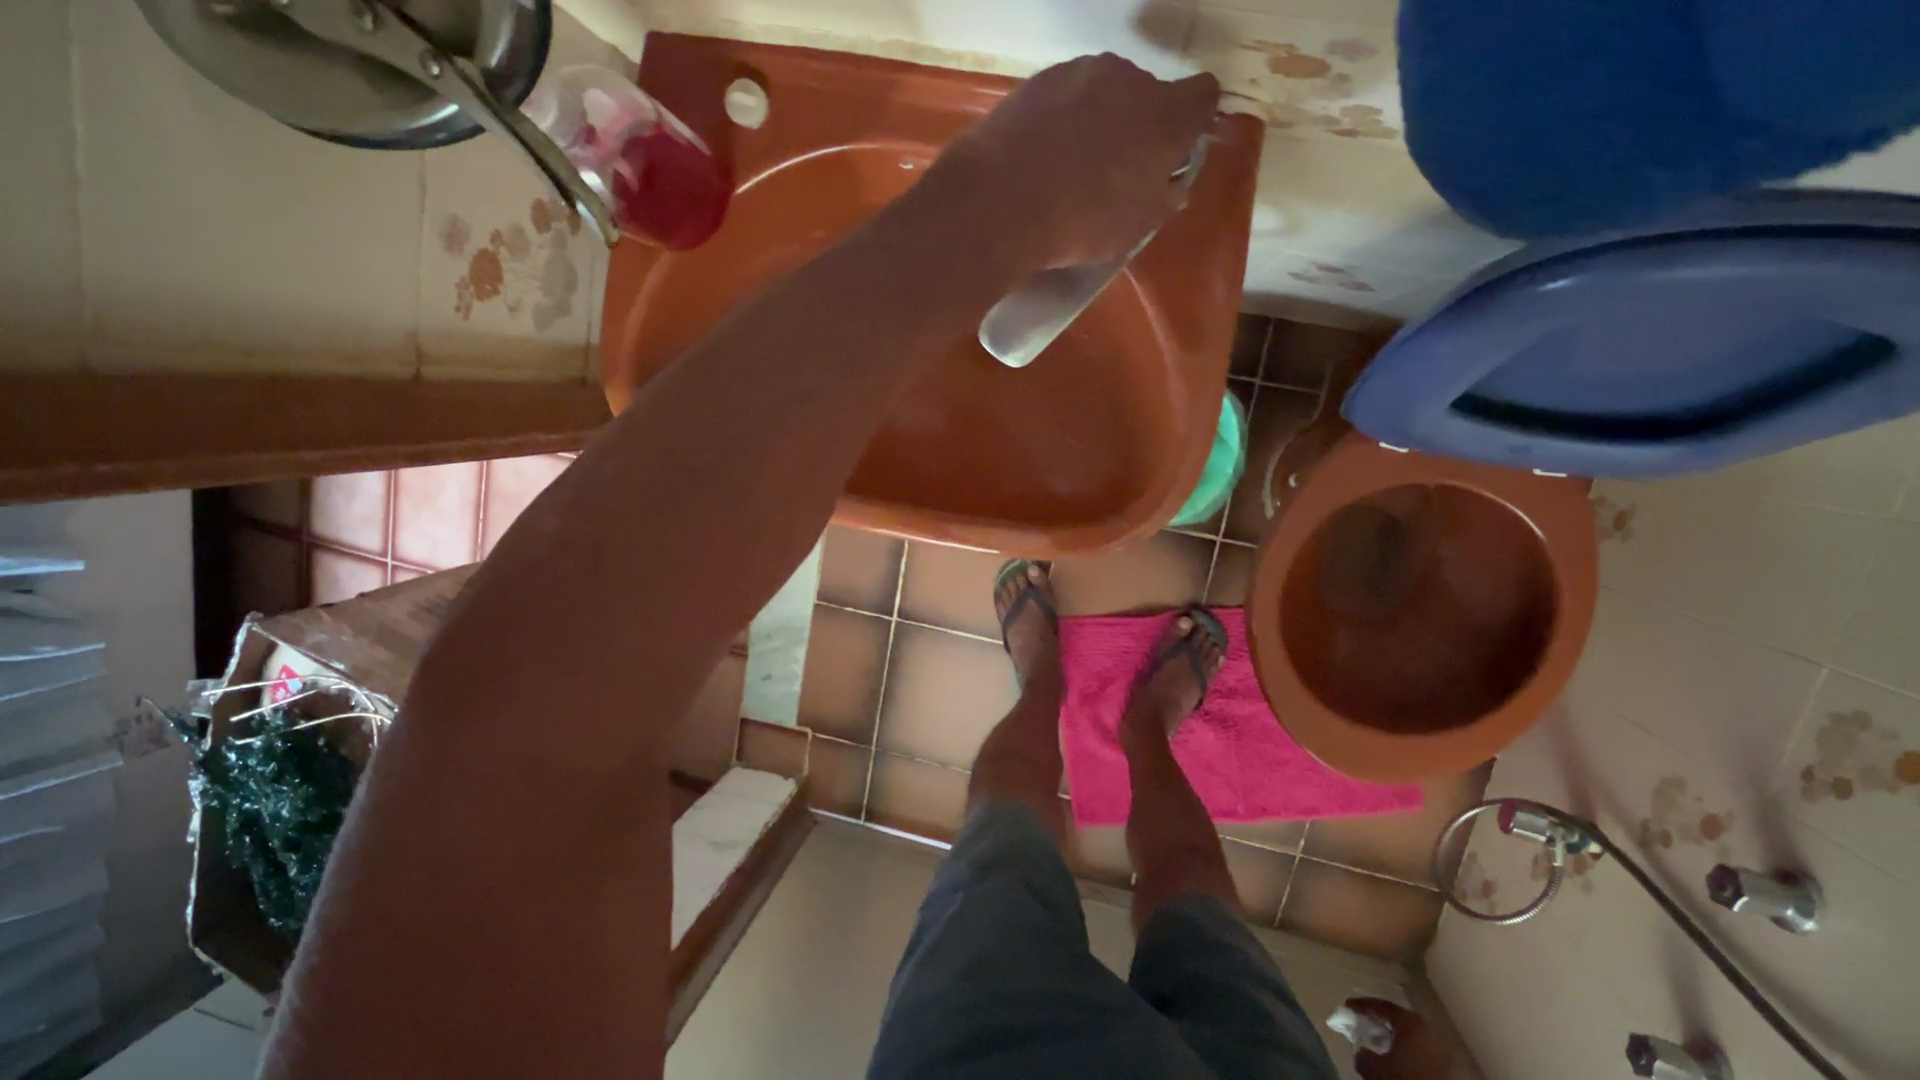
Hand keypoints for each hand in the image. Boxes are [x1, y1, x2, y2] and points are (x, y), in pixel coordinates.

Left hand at [933, 54, 1218, 270]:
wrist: (999, 201)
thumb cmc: (1082, 220)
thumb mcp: (1136, 225)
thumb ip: (1163, 198)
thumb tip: (1173, 185)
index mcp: (1167, 114)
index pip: (1202, 97)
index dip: (1194, 121)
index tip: (1177, 149)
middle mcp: (1129, 79)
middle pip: (1148, 95)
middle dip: (1139, 126)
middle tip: (1118, 171)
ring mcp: (1080, 73)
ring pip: (1103, 93)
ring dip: (1097, 121)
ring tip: (1072, 167)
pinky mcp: (1037, 81)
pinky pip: (1063, 98)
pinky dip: (1061, 121)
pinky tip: (1042, 157)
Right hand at [1346, 998, 1454, 1079]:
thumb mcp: (1375, 1071)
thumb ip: (1363, 1056)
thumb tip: (1363, 1052)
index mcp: (1411, 1024)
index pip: (1383, 1006)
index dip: (1363, 1005)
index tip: (1347, 1005)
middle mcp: (1430, 1030)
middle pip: (1401, 1019)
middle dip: (1382, 1022)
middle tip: (1366, 1024)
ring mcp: (1444, 1048)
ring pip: (1415, 1036)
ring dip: (1398, 1038)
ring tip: (1383, 1046)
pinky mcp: (1451, 1066)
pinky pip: (1425, 1050)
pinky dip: (1410, 1052)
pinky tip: (1401, 1062)